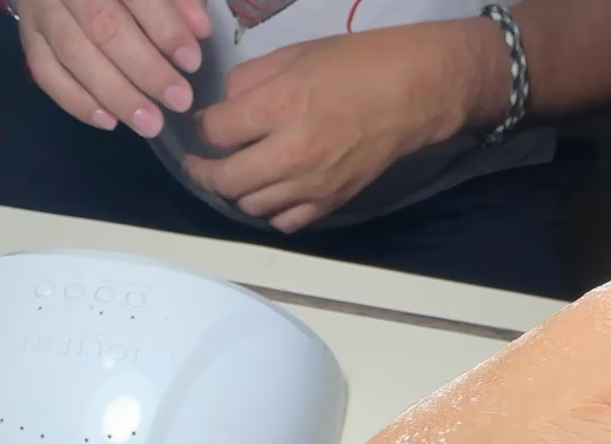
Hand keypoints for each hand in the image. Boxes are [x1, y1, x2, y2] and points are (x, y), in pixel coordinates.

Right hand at [17, 0, 209, 136]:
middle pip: (103, 26)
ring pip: (74, 53)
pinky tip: (109, 122)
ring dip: (116, 94)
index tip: (192, 61)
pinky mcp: (28, 35)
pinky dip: (76, 101)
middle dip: (145, 68)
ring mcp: (40, 7)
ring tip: (151, 125)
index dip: (164, 27)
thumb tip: (199, 28)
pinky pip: (45, 72)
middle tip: (179, 100)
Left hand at [182, 20, 501, 231]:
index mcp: (279, 107)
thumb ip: (249, 81)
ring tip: (236, 176)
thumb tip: (222, 109)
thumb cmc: (355, 65)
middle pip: (226, 181)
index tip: (202, 126)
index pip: (216, 132)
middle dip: (204, 173)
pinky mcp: (328, 203)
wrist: (410, 94)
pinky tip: (269, 194)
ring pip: (251, 206)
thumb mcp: (294, 54)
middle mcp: (290, 154)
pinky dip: (269, 211)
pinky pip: (285, 222)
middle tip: (200, 164)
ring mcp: (310, 185)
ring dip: (236, 193)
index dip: (201, 130)